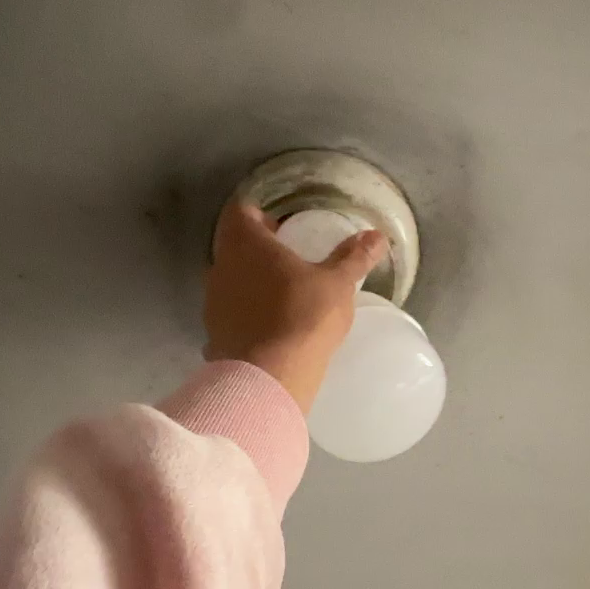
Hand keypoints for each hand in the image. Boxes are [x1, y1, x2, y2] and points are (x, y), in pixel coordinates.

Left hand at [204, 201, 387, 412]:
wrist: (270, 376)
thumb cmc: (303, 316)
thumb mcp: (338, 284)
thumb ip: (354, 258)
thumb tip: (377, 236)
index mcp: (245, 242)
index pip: (240, 212)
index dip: (260, 216)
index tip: (284, 231)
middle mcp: (220, 266)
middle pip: (234, 247)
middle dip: (258, 252)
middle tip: (290, 263)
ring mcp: (212, 302)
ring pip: (230, 282)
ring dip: (251, 285)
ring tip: (282, 299)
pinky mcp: (214, 334)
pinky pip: (231, 316)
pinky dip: (247, 317)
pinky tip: (270, 331)